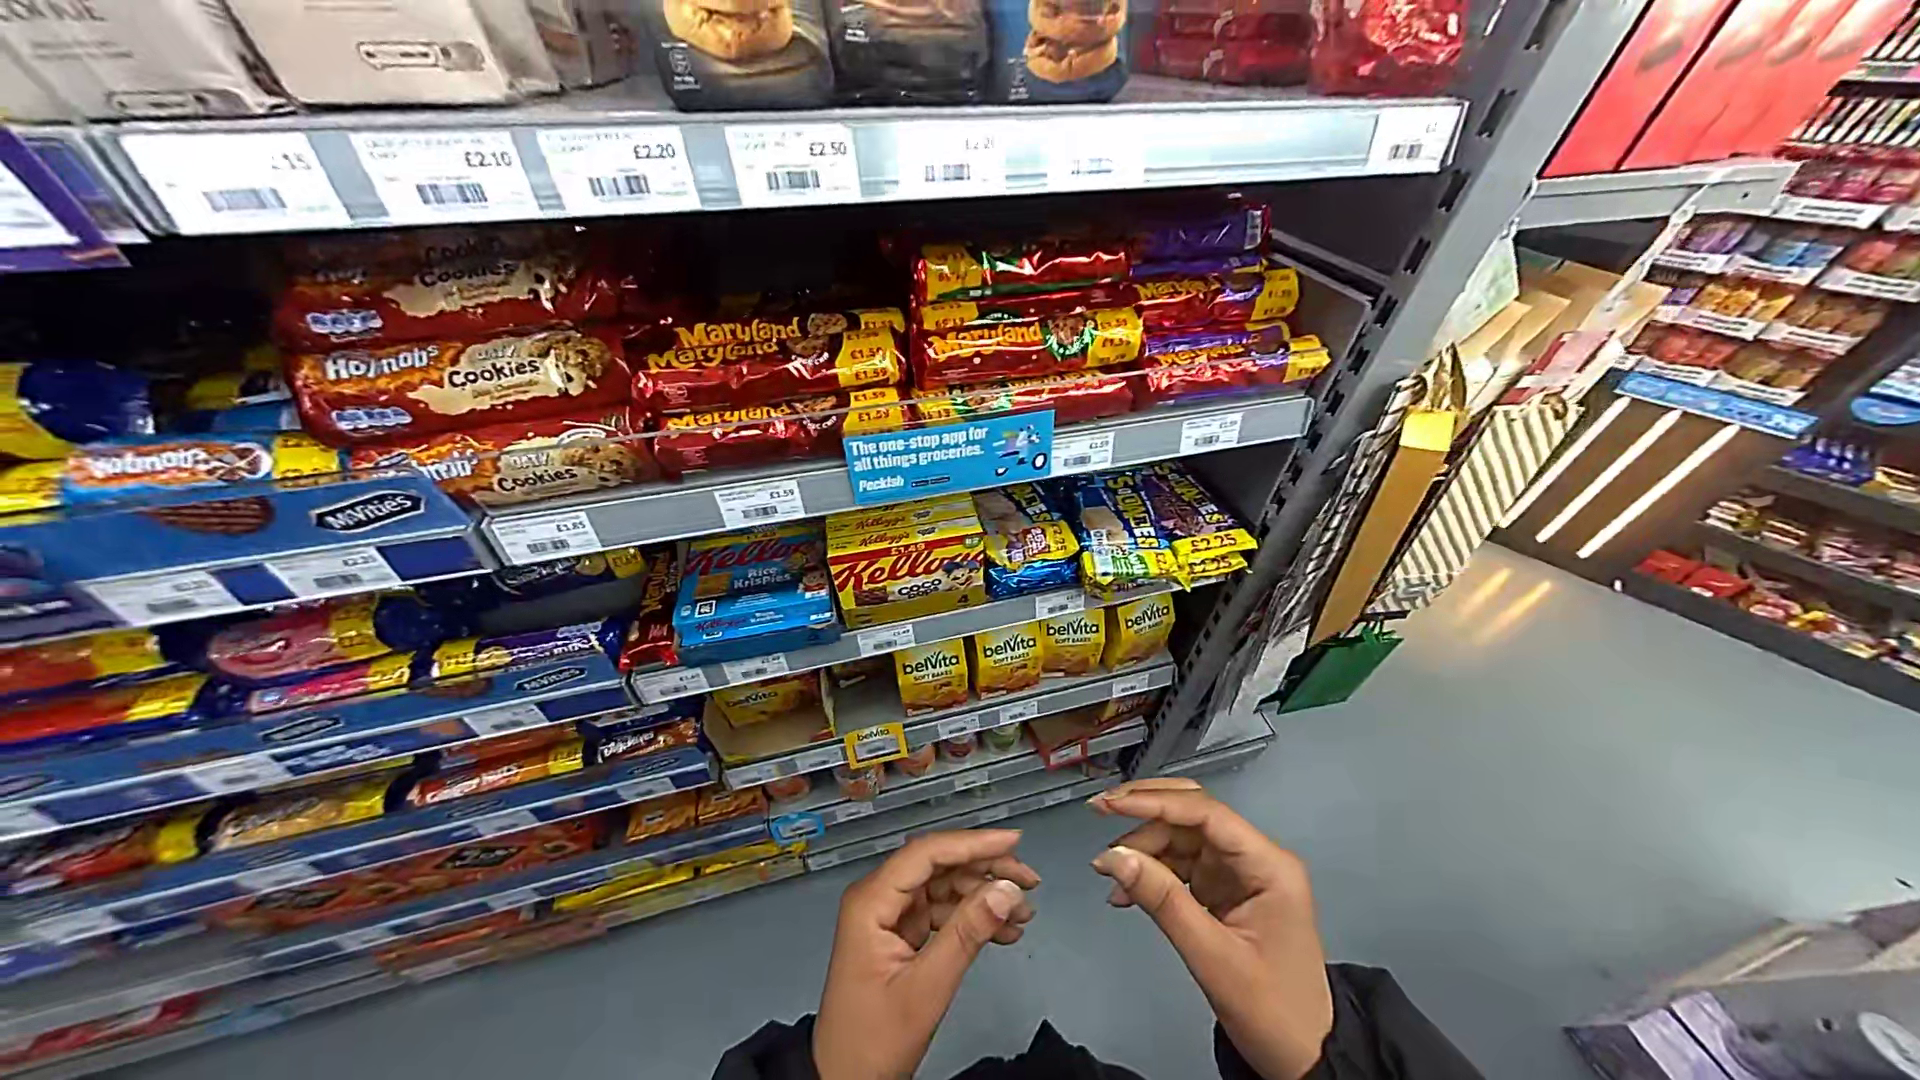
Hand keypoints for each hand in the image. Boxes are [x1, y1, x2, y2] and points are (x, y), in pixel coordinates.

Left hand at [814, 830, 1039, 1079]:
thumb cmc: (872, 1040)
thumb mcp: (925, 989)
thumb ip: (967, 934)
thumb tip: (1006, 891)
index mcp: (871, 900)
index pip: (927, 853)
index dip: (971, 843)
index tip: (1012, 842)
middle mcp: (879, 896)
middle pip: (939, 865)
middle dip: (985, 869)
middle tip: (1028, 880)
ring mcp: (891, 914)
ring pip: (945, 886)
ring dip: (984, 895)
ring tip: (1023, 913)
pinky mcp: (902, 932)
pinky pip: (943, 911)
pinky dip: (973, 917)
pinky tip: (1003, 930)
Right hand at [1090, 778, 1332, 1079]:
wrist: (1305, 1058)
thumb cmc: (1275, 1013)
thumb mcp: (1214, 958)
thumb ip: (1163, 901)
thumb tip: (1115, 857)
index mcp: (1269, 866)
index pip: (1205, 813)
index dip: (1154, 802)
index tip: (1111, 805)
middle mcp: (1253, 857)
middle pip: (1191, 813)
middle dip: (1144, 810)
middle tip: (1101, 811)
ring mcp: (1236, 871)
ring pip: (1179, 834)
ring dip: (1141, 846)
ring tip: (1109, 870)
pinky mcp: (1221, 886)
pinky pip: (1178, 861)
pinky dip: (1148, 869)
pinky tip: (1125, 889)